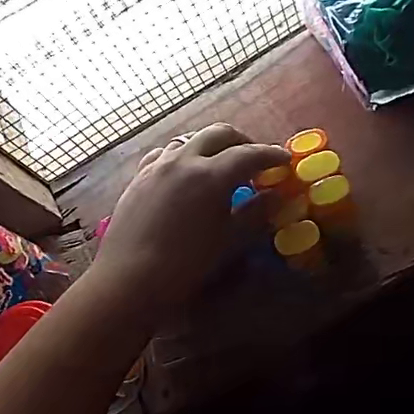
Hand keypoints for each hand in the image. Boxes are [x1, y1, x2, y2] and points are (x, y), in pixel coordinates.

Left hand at [90, 124, 287, 311]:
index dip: (271, 155)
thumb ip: (254, 214)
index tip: (284, 161)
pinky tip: (184, 173)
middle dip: (242, 141)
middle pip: (219, 134)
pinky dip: (182, 155)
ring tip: (220, 165)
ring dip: (210, 146)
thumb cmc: (185, 265)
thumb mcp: (227, 240)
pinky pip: (164, 154)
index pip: (249, 154)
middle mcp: (184, 160)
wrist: (129, 279)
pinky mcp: (139, 177)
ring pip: (190, 139)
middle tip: (255, 160)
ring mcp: (157, 165)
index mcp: (211, 174)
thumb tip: (276, 197)